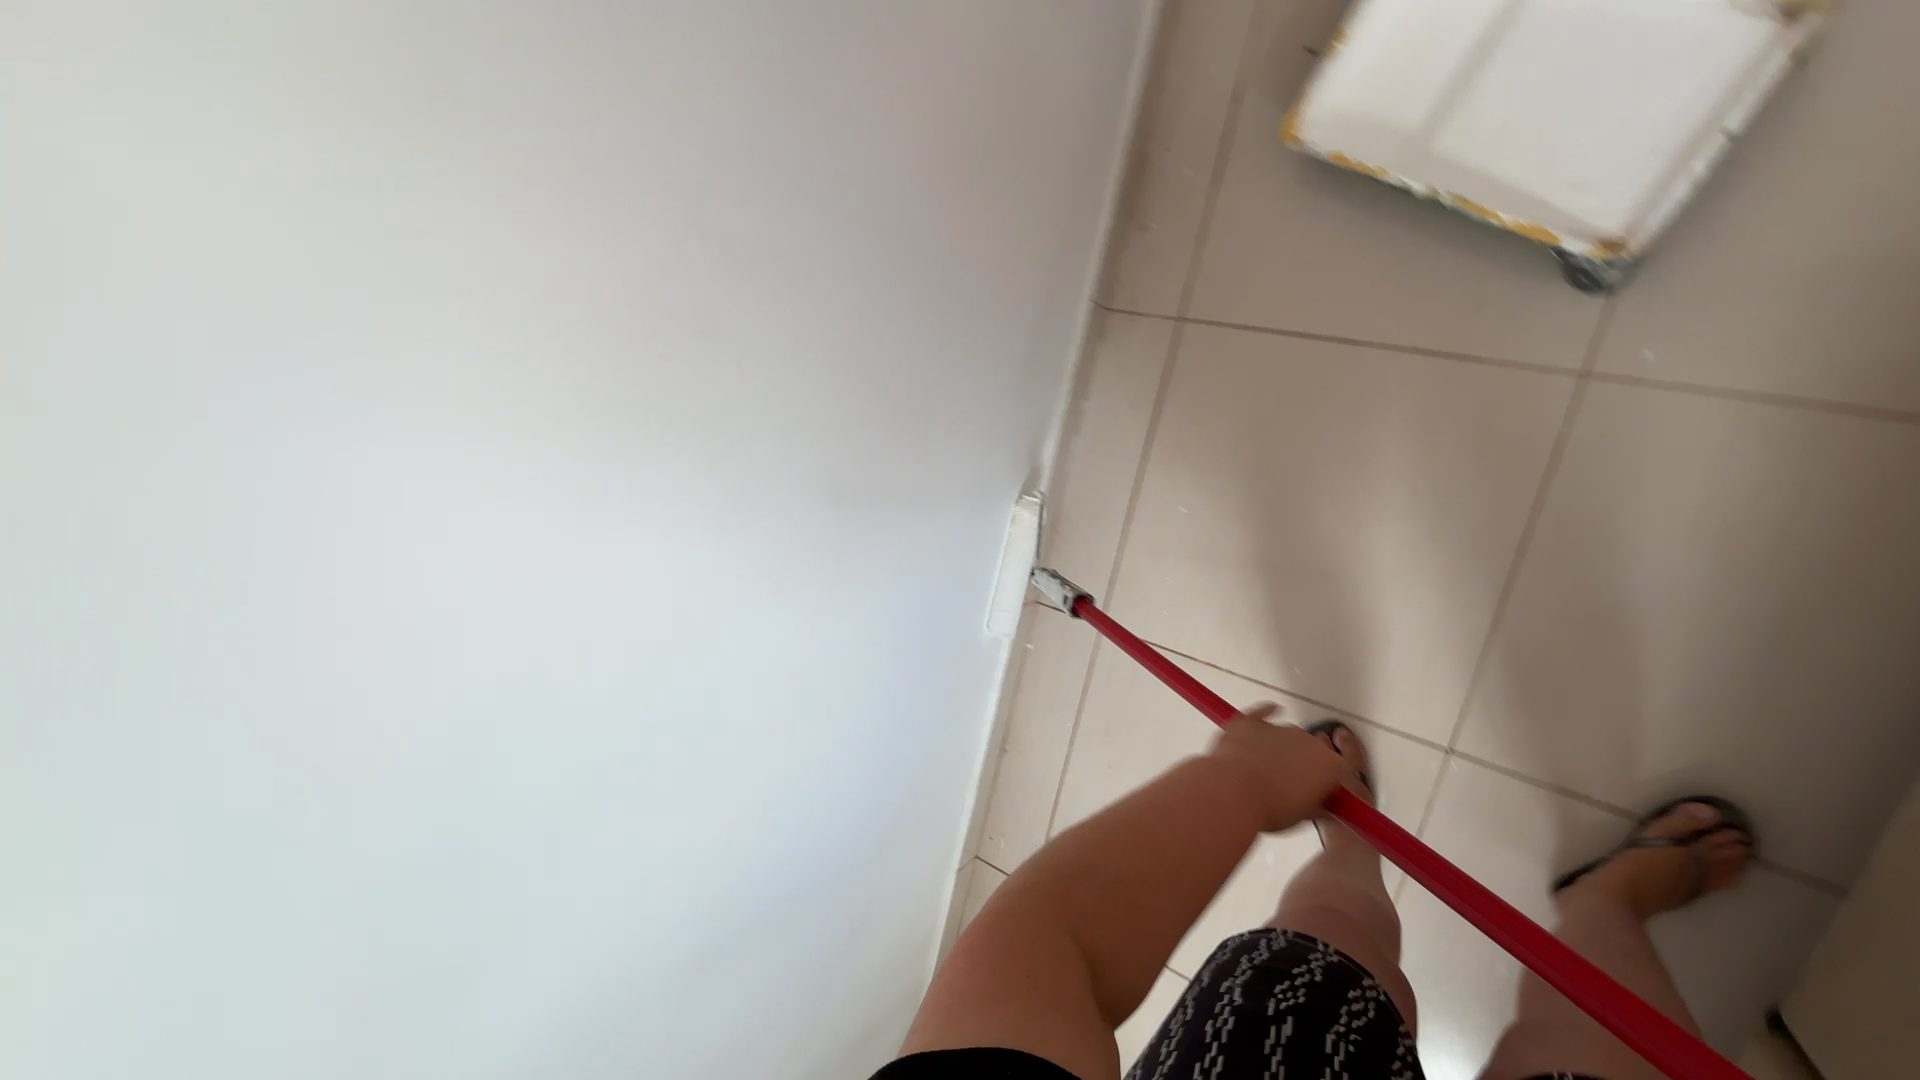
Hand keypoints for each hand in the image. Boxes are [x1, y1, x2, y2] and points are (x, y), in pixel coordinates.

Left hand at [1206, 703, 1351, 831]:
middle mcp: (1308, 740)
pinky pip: (1262, 712)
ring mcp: (1279, 727)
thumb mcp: (1302, 816)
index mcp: (1329, 765)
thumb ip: (1316, 805)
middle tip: (1287, 782)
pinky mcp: (1250, 722)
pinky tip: (1270, 710)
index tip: (1316, 792)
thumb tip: (1317, 805)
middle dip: (1302, 762)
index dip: (1327, 782)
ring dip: (1280, 745)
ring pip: (1286, 734)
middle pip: (1311, 749)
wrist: (1233, 791)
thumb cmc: (1272, 809)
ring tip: (1264, 766)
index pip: (1338, 770)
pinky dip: (1266, 713)